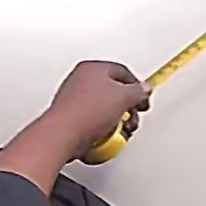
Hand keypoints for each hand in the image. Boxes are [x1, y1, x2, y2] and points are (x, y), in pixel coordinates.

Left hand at [37, 61, 151, 158]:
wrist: (63, 136)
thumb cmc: (87, 112)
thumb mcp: (124, 97)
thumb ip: (138, 92)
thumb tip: (143, 90)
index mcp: (91, 68)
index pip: (122, 72)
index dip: (137, 87)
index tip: (143, 100)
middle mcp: (79, 81)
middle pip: (112, 92)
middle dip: (126, 108)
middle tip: (131, 119)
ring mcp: (72, 100)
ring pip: (102, 109)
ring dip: (115, 121)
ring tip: (117, 131)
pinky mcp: (68, 118)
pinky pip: (90, 121)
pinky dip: (100, 129)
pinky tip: (103, 137)